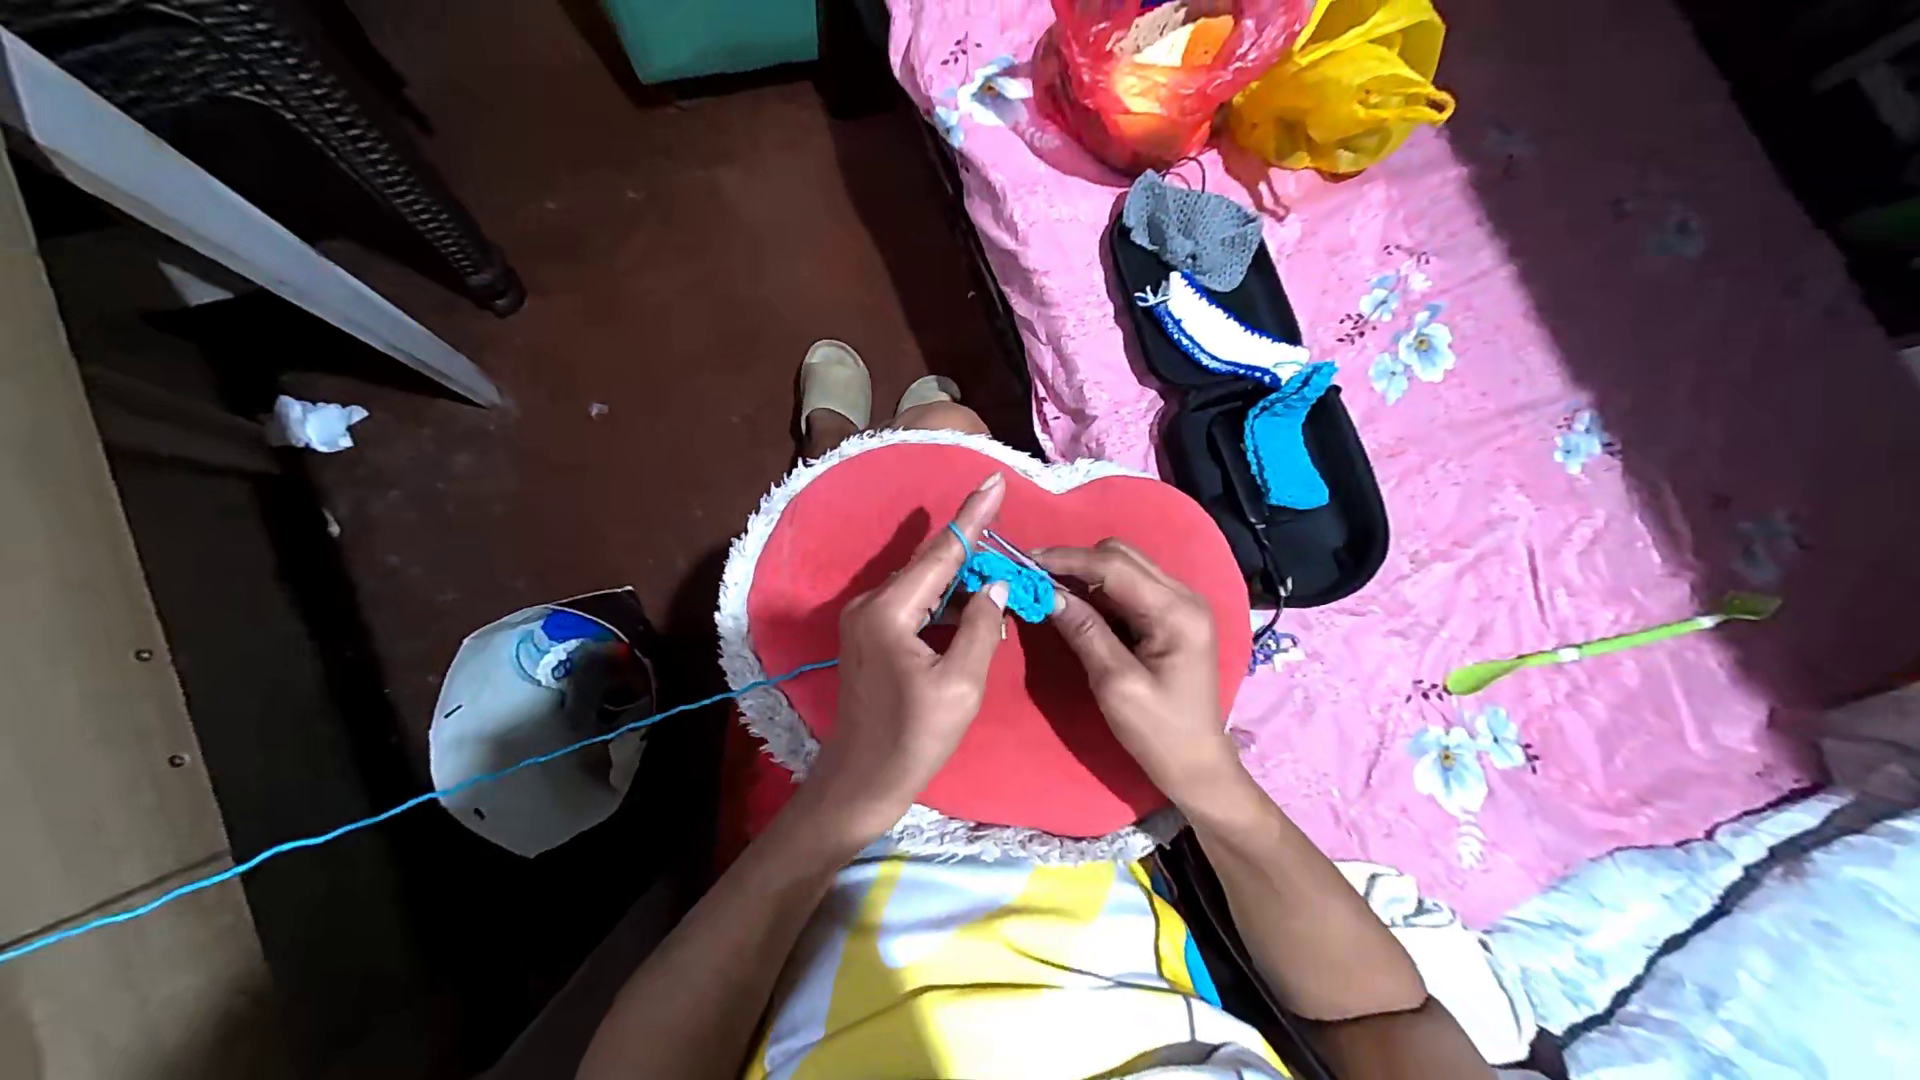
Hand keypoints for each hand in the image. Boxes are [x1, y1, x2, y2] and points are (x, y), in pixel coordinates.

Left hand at [802, 472, 1011, 843]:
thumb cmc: (913, 738)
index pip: (941, 553)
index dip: (972, 516)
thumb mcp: (960, 685)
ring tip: (997, 568)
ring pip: (922, 583)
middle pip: (929, 563)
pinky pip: (913, 604)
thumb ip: (980, 628)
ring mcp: (865, 620)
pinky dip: (944, 601)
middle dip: (969, 544)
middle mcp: (870, 604)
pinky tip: (971, 605)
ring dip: (959, 577)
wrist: (860, 780)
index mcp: (889, 611)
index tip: (993, 480)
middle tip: (1003, 520)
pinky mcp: (869, 636)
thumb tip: (994, 585)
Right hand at [1034, 539, 1246, 811]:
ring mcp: (1180, 604)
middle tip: (1036, 579)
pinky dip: (1099, 590)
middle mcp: (1184, 597)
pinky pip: (1129, 587)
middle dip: (1076, 562)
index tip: (1027, 562)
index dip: (1068, 559)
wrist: (1196, 762)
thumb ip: (1084, 631)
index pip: (1114, 567)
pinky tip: (1077, 604)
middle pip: (1121, 556)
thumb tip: (1049, 593)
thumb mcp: (1115, 684)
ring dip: (1086, 574)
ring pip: (1124, 566)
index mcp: (1176, 612)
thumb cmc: (1158, 731)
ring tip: (1050, 590)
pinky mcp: (1171, 615)